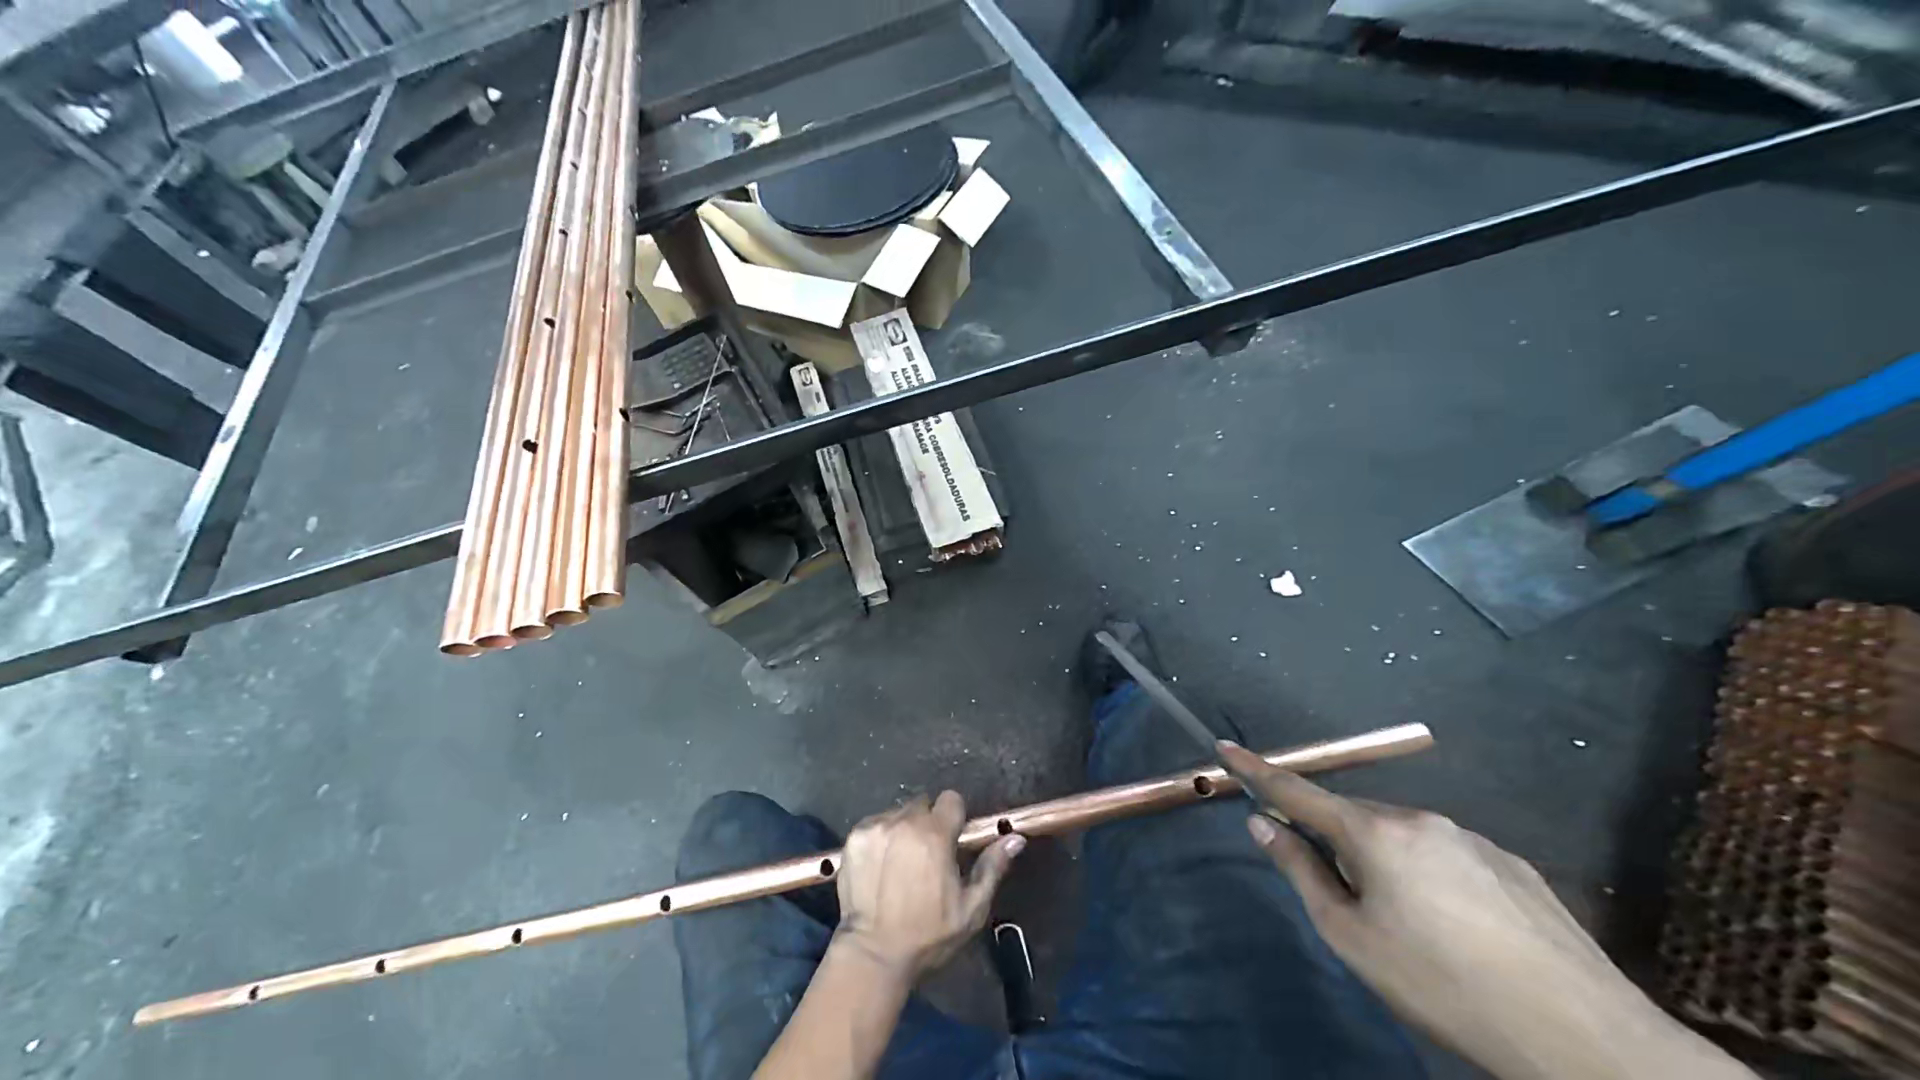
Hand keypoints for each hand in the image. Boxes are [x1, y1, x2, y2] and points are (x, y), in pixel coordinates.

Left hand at [833, 791, 1024, 979]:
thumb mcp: (970, 908)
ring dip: (903, 830)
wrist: (873, 955)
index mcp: (935, 834)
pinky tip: (881, 866)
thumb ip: (992, 867)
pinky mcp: (853, 839)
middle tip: (927, 856)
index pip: (951, 799)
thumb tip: (1016, 838)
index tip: (952, 840)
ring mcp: (875, 828)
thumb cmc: (928, 935)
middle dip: (928, 824)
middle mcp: (904, 822)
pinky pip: (874, 825)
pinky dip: (881, 838)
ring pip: (897, 814)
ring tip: (901, 864)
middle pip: (922, 805)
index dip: (955, 818)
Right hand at [1219, 741, 1752, 1079]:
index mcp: (1374, 833)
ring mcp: (1472, 838)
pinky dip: (1430, 873)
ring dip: (1386, 860)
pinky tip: (1457, 927)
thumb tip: (1262, 823)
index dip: (1257, 770)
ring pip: (1404, 835)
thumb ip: (1301, 871)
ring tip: (1408, 922)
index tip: (1225, 747)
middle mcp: (1421, 819)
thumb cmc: (1440, 984)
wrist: (1581, 1035)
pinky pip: (1448, 853)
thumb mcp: (1351, 937)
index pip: (1298, 792)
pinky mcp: (1512, 864)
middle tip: (1344, 896)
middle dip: (1335, 838)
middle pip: (1355, 816)